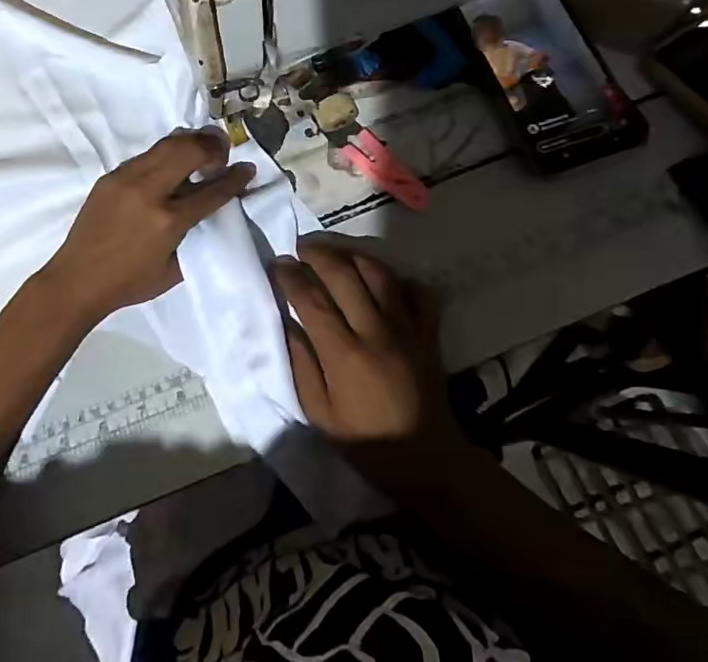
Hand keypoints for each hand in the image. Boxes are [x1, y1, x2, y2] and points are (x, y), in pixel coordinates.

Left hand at [38, 129, 254, 320]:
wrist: (76, 280)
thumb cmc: (129, 283)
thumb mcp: (174, 269)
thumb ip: (196, 236)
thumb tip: (213, 210)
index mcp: (168, 221)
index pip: (212, 190)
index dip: (235, 178)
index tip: (248, 169)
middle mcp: (149, 192)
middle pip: (190, 150)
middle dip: (214, 145)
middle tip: (223, 153)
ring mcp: (126, 179)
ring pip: (167, 144)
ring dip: (191, 143)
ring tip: (202, 150)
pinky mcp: (110, 176)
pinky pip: (147, 155)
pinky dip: (166, 154)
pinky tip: (172, 165)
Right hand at [276, 240, 463, 449]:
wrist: (425, 459)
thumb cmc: (364, 441)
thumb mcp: (318, 413)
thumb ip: (300, 363)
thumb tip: (287, 322)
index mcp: (345, 355)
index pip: (312, 300)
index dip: (291, 276)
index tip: (277, 264)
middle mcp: (377, 332)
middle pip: (344, 275)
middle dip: (318, 254)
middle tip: (300, 248)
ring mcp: (408, 328)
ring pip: (380, 273)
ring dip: (353, 256)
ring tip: (333, 253)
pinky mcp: (429, 331)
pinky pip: (418, 290)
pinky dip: (399, 277)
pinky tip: (380, 277)